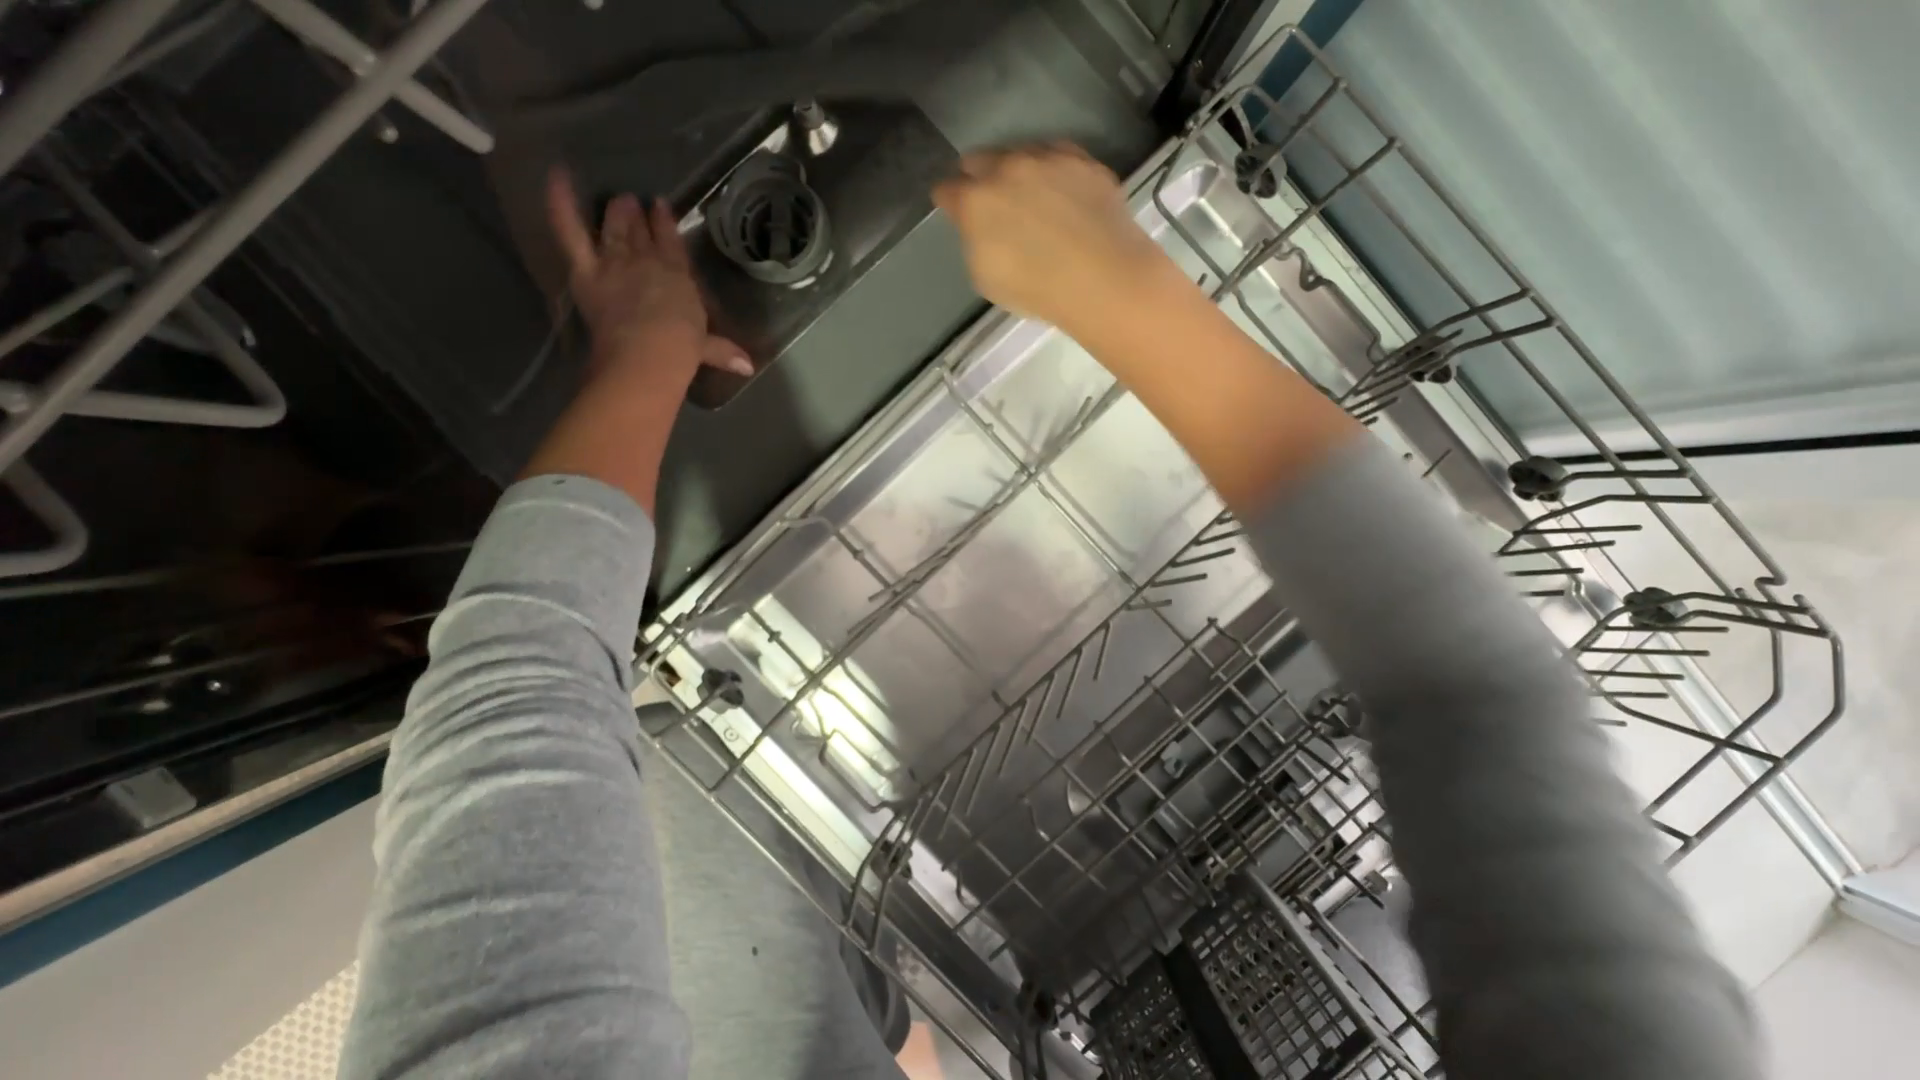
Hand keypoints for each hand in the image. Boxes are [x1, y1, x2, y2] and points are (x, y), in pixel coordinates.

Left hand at [545, 166, 750, 382]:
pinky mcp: (587, 268)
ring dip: (615, 212)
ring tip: (617, 200)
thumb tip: (749, 368)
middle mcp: (647, 260)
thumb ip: (723, 351)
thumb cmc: (681, 351)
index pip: (671, 241)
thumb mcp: (705, 348)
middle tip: (633, 203)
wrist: (647, 354)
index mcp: (678, 274)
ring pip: (614, 228)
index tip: (661, 208)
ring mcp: (616, 260)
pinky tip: (556, 175)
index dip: (666, 223)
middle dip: (638, 216)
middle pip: (641, 232)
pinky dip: (561, 203)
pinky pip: (571, 231)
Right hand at [932, 143, 1176, 332]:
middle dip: (979, 178)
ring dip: (1018, 171)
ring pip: (1020, 153)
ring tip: (1033, 197)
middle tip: (993, 203)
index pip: (946, 189)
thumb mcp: (986, 277)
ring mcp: (1048, 159)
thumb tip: (980, 227)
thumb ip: (975, 240)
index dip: (950, 202)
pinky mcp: (1083, 161)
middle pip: (979, 160)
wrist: (1104, 278)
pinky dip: (1055, 170)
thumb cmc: (1037, 289)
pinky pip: (1059, 156)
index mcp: (975, 201)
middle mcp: (1007, 168)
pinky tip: (1063, 191)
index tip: (957, 212)